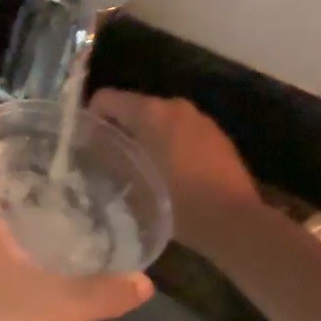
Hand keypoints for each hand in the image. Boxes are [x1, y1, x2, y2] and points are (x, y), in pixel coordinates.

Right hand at [87, 89, 261, 247]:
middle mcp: (174, 105)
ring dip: (146, 138)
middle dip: (119, 129)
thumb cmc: (178, 203)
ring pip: (158, 120)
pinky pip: (181, 132)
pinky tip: (171, 175)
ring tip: (139, 170)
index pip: (105, 98)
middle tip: (109, 160)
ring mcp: (199, 119)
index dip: (90, 118)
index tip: (84, 144)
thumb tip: (90, 149)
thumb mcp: (129, 185)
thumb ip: (106, 160)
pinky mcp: (217, 136)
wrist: (236, 223)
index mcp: (149, 111)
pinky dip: (170, 145)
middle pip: (132, 108)